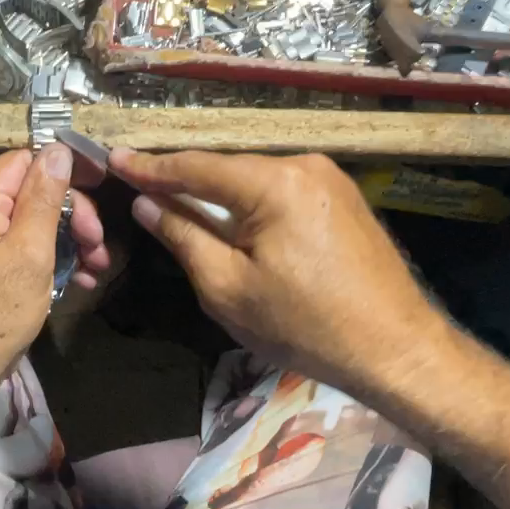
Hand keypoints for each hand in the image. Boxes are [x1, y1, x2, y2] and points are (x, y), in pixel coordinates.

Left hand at [0, 145, 110, 420]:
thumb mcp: (30, 253)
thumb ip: (44, 197)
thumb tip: (58, 149)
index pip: (25, 160)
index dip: (66, 174)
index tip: (100, 193)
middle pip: (30, 189)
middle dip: (71, 214)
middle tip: (98, 245)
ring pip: (30, 218)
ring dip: (67, 238)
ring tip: (96, 267)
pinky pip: (18, 242)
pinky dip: (48, 256)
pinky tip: (80, 277)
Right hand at [110, 149, 452, 400]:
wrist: (395, 350)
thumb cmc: (303, 325)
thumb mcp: (226, 287)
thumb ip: (182, 235)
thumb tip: (147, 203)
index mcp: (273, 183)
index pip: (195, 167)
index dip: (150, 166)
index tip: (114, 159)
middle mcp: (303, 166)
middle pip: (224, 167)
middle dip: (181, 178)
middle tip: (137, 182)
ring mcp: (328, 179)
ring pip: (251, 178)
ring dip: (214, 192)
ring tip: (174, 201)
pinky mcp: (341, 199)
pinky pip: (277, 190)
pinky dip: (245, 201)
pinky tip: (226, 218)